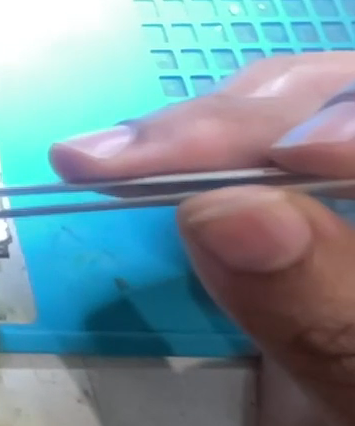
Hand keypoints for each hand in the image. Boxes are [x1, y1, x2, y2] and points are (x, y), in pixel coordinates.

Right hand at [53, 54, 354, 425]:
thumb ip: (336, 325)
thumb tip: (225, 209)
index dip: (352, 119)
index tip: (270, 156)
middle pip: (349, 101)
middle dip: (242, 118)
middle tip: (122, 155)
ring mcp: (350, 226)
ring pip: (287, 125)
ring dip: (194, 131)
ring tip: (96, 158)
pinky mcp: (295, 245)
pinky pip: (237, 171)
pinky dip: (175, 159)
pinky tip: (118, 167)